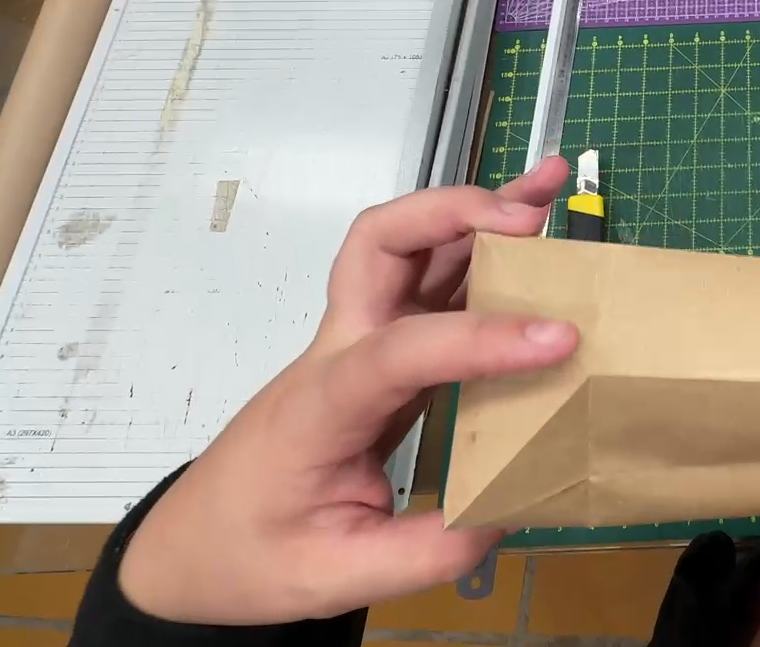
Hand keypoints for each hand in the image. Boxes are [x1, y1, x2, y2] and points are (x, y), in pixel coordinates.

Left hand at [118, 157, 578, 624]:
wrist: (199, 540)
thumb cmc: (252, 552)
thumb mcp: (328, 577)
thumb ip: (421, 550)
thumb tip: (508, 507)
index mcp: (323, 403)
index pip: (399, 349)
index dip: (481, 337)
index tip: (559, 340)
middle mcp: (342, 344)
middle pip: (379, 241)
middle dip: (455, 213)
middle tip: (527, 221)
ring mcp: (366, 330)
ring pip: (413, 238)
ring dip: (481, 205)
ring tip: (547, 183)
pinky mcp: (392, 332)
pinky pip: (440, 269)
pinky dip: (488, 234)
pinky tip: (534, 217)